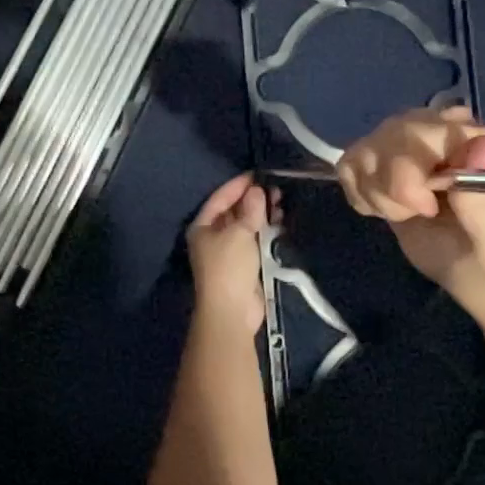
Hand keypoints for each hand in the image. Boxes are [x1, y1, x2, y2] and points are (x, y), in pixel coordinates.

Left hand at [186, 173, 275, 337]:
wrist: (232, 311)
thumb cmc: (229, 266)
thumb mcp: (239, 232)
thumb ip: (250, 210)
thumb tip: (257, 191)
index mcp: (202, 226)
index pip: (219, 198)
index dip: (238, 185)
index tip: (258, 174)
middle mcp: (213, 236)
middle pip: (233, 211)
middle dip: (253, 199)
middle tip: (275, 188)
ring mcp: (229, 251)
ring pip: (247, 225)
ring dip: (262, 214)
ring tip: (281, 202)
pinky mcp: (245, 264)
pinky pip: (256, 240)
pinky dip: (266, 230)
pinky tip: (280, 221)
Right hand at [335, 107, 484, 304]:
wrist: (471, 269)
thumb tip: (483, 144)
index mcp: (481, 139)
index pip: (436, 129)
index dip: (416, 171)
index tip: (428, 209)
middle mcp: (441, 128)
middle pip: (396, 133)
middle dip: (395, 187)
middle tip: (419, 214)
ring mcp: (407, 138)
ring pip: (368, 148)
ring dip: (379, 194)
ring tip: (406, 214)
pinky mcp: (378, 156)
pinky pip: (349, 162)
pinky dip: (361, 195)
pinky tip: (385, 208)